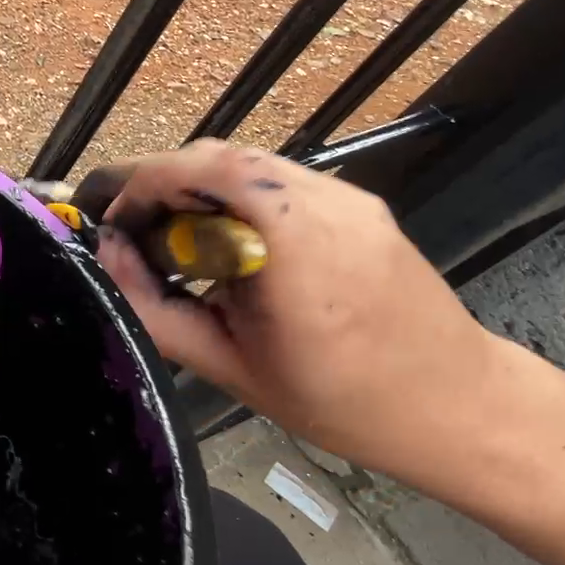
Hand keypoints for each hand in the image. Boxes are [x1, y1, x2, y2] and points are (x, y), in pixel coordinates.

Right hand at [91, 139, 496, 472]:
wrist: (461, 408)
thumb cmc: (339, 400)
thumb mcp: (225, 365)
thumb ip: (151, 306)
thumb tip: (103, 252)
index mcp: (297, 247)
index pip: (202, 170)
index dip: (140, 184)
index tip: (112, 225)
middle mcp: (328, 204)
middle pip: (216, 156)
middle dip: (157, 183)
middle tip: (131, 232)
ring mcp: (349, 197)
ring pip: (242, 160)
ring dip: (190, 187)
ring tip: (171, 239)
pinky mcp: (357, 202)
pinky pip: (272, 177)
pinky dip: (226, 195)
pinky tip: (220, 241)